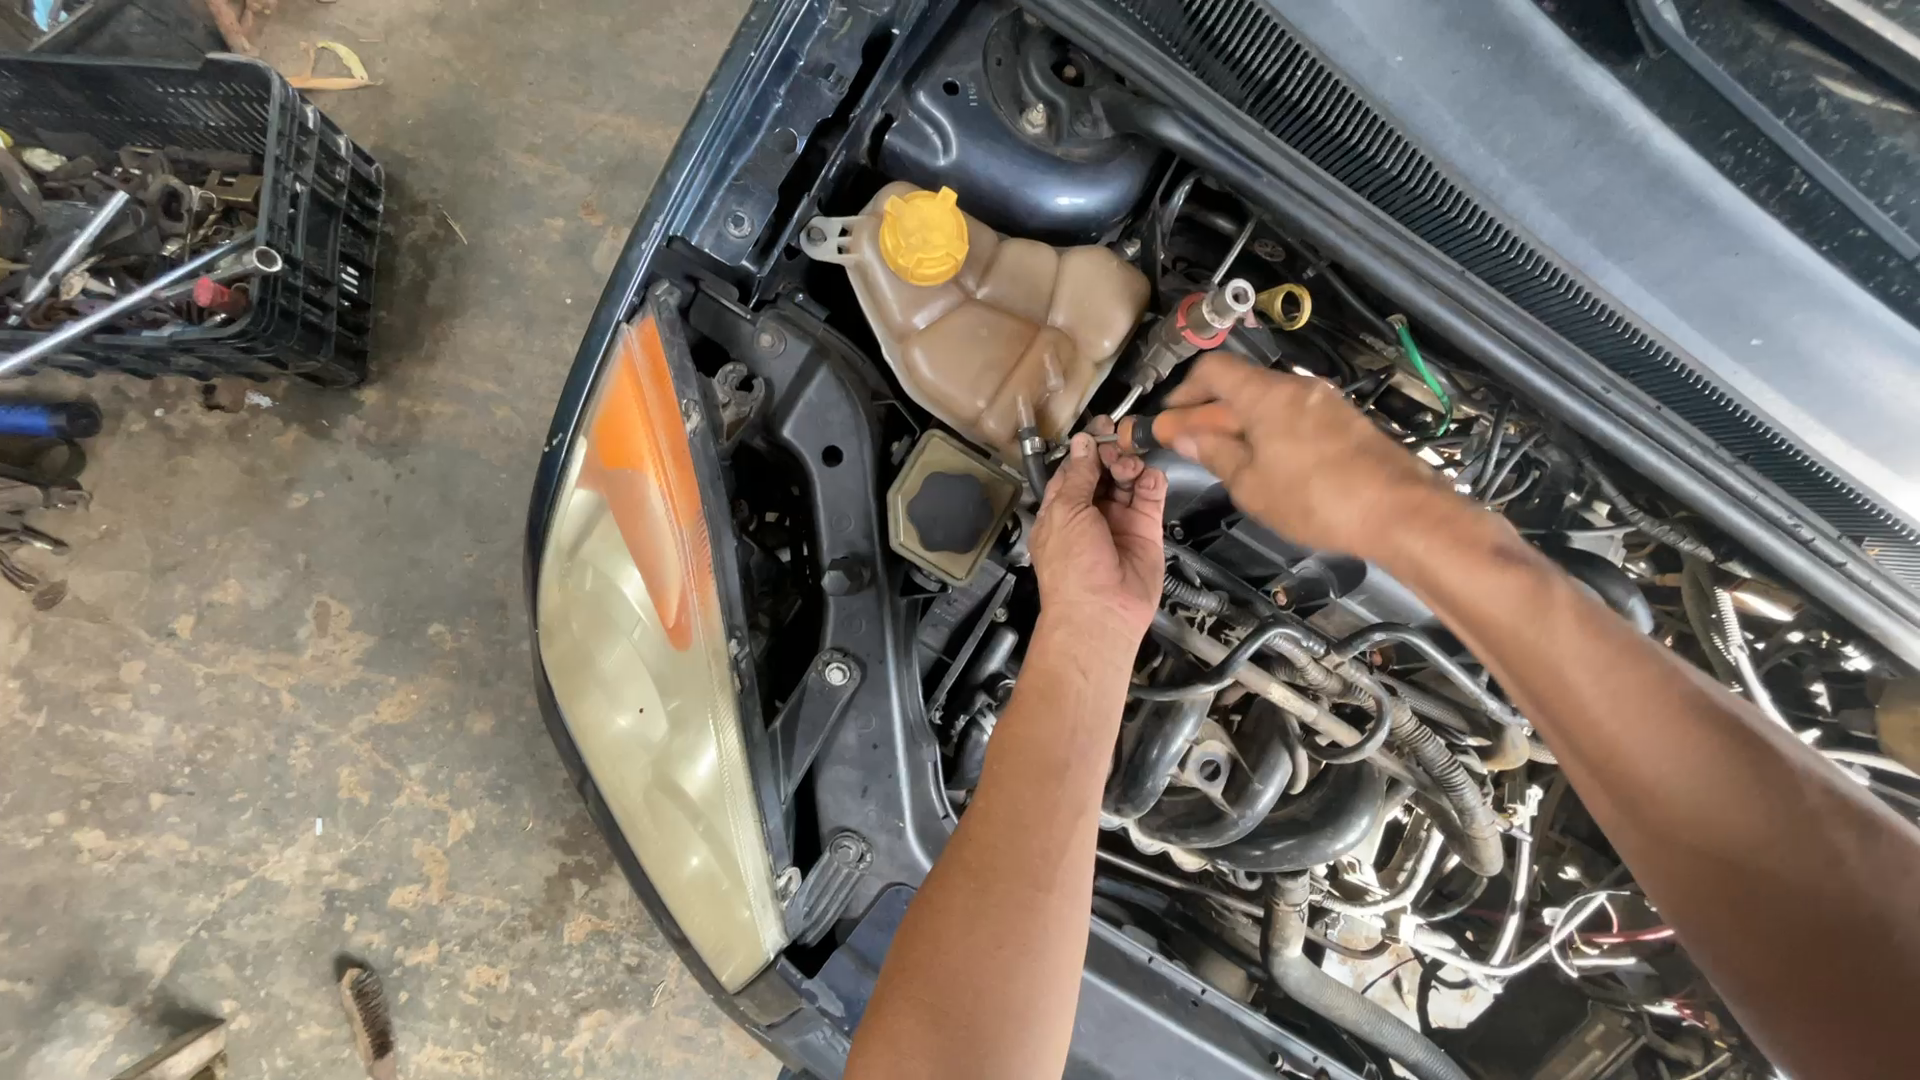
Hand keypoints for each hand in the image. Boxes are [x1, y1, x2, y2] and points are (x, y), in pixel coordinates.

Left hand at [1029, 418, 1167, 642]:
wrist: (1100, 610)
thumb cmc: (1072, 565)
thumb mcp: (1066, 511)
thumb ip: (1078, 475)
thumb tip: (1082, 443)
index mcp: (1061, 509)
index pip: (1074, 468)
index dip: (1087, 448)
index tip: (1100, 429)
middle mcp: (1090, 512)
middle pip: (1104, 470)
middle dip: (1111, 453)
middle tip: (1117, 446)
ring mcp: (1119, 520)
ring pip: (1129, 479)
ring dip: (1130, 465)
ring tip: (1129, 467)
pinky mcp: (1146, 528)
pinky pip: (1151, 496)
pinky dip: (1152, 481)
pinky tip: (1148, 478)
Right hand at [1159, 351, 1448, 561]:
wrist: (1399, 511)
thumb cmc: (1315, 499)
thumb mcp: (1249, 484)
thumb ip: (1214, 454)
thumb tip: (1186, 437)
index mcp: (1266, 394)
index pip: (1213, 369)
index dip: (1184, 391)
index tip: (1169, 418)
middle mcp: (1296, 388)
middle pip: (1239, 388)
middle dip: (1207, 414)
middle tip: (1185, 443)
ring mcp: (1324, 403)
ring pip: (1267, 404)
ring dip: (1238, 425)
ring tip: (1223, 458)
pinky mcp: (1344, 423)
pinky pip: (1292, 417)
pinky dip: (1268, 432)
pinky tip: (1263, 463)